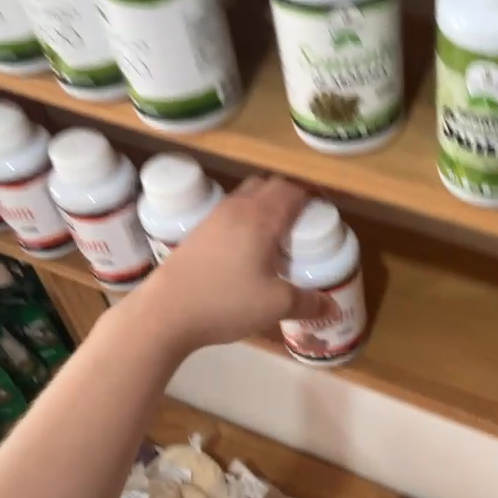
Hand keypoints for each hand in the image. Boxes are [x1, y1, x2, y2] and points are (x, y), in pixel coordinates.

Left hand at [124, 175, 335, 351]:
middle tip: (305, 224)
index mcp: (260, 217)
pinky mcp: (198, 234)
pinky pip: (231, 214)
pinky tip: (250, 252)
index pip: (292, 189)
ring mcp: (213, 219)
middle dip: (291, 198)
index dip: (313, 195)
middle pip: (269, 186)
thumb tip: (332, 307)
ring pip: (247, 198)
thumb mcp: (275, 306)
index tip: (326, 211)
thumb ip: (307, 303)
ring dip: (266, 208)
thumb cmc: (225, 302)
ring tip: (279, 237)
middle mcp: (237, 208)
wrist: (165, 312)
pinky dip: (247, 221)